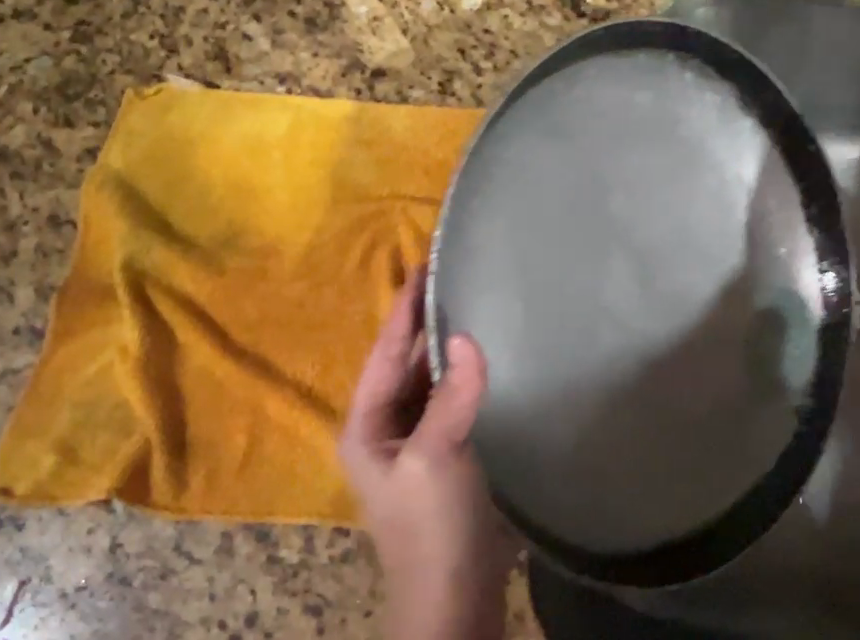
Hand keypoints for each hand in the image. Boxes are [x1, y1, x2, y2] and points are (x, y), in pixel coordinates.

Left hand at [339, 268, 514, 639]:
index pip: (385, 354)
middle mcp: (386, 430)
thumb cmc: (431, 524)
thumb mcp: (435, 456)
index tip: (423, 264)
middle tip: (458, 276)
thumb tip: (468, 336)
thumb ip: (450, 395)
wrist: (455, 594)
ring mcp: (419, 444)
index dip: (403, 310)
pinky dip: (469, 375)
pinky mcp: (449, 456)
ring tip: (478, 303)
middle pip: (406, 364)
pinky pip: (455, 400)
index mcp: (366, 427)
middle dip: (427, 323)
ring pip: (432, 381)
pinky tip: (493, 357)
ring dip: (450, 347)